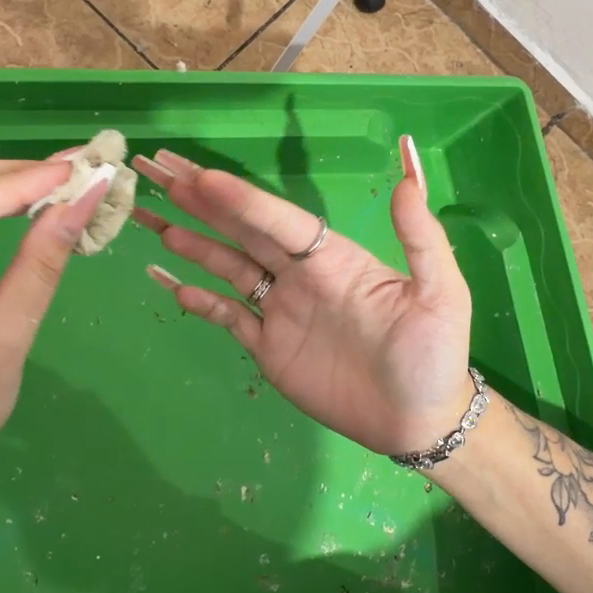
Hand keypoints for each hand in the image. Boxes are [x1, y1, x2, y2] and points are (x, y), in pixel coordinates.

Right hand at [132, 137, 474, 455]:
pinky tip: (170, 283)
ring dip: (191, 242)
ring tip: (151, 218)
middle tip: (158, 171)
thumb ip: (421, 238)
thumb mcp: (441, 294)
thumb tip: (406, 178)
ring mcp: (281, 311)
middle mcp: (299, 275)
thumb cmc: (433, 357)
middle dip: (201, 201)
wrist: (420, 421)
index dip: (240, 200)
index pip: (278, 220)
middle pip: (241, 231)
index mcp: (333, 257)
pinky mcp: (270, 349)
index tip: (201, 178)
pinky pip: (228, 318)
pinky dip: (199, 301)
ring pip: (226, 267)